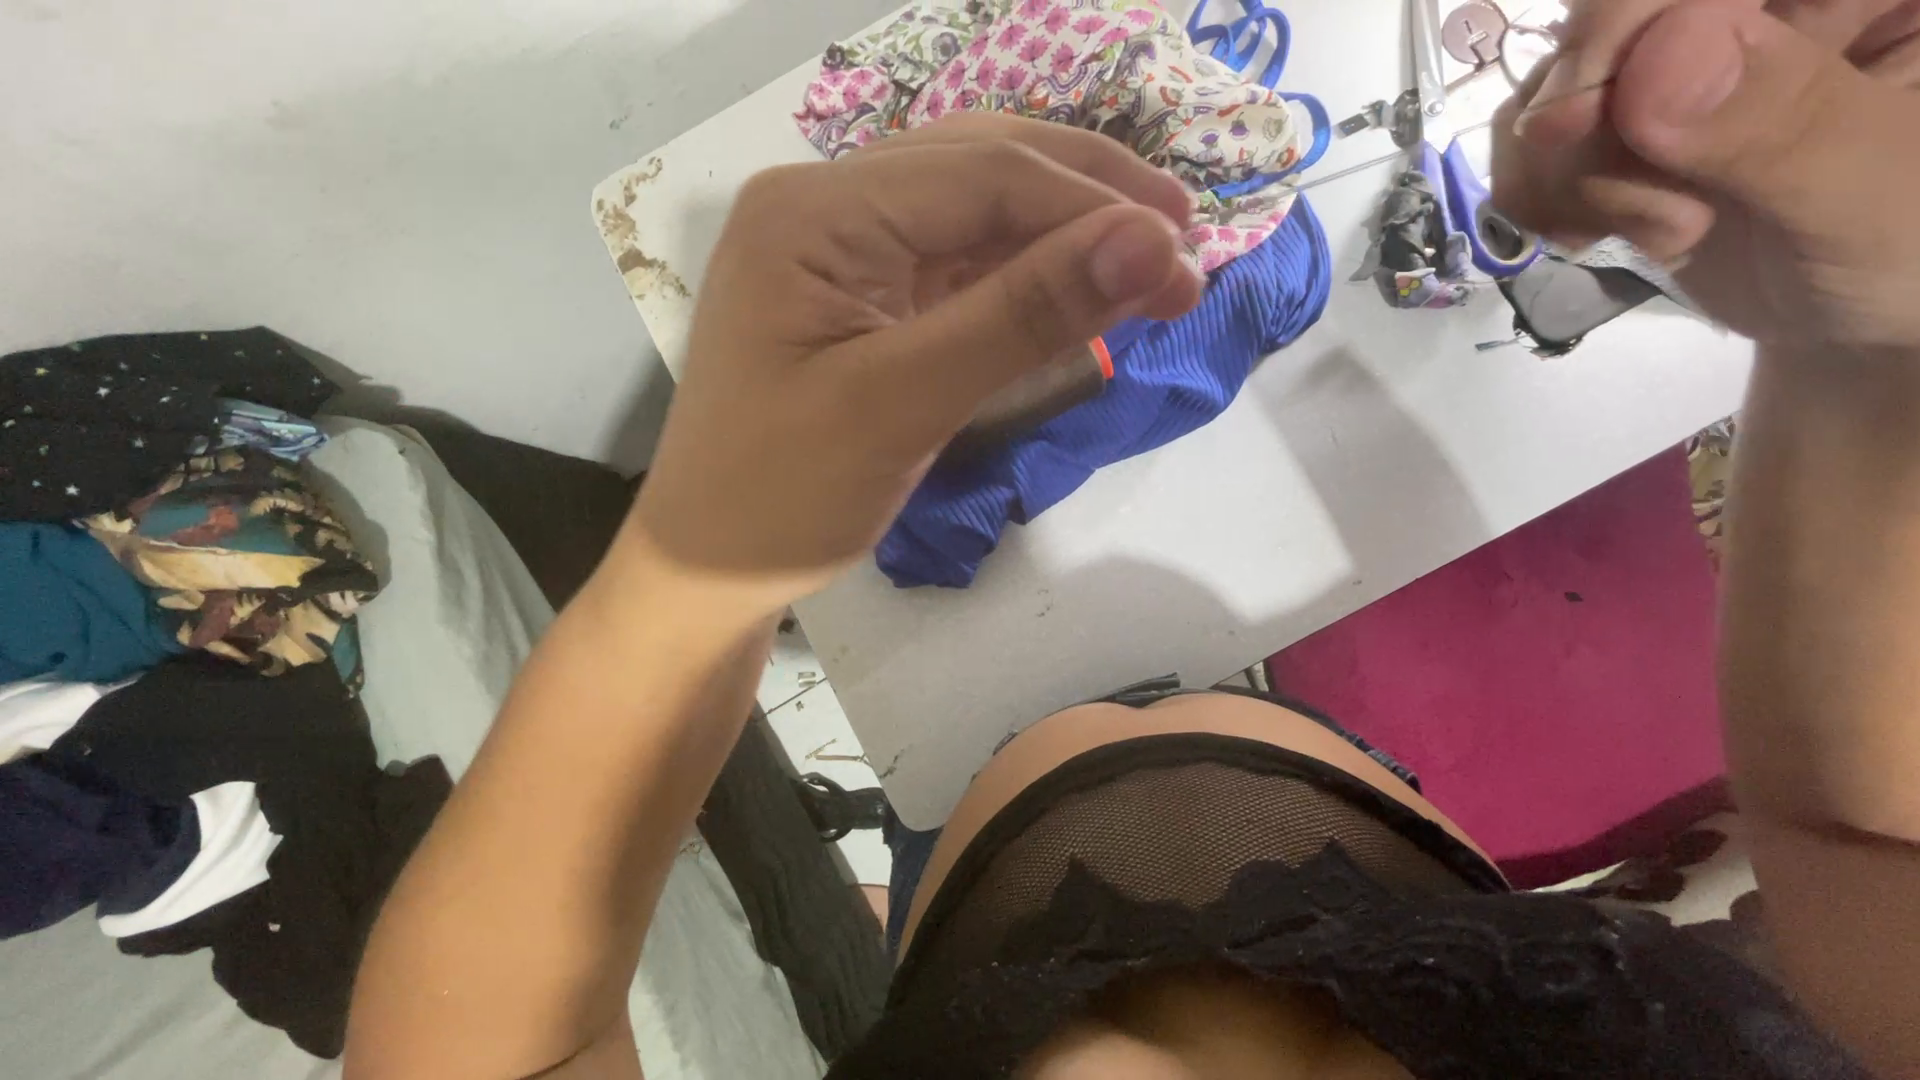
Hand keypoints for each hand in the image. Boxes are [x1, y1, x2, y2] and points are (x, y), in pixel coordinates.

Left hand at [627, 115, 1203, 611]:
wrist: (709, 568)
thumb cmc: (782, 497)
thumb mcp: (901, 405)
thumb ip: (1023, 317)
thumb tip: (1153, 242)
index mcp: (813, 212)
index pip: (983, 175)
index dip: (1094, 209)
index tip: (1187, 259)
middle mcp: (823, 208)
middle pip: (981, 168)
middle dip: (1087, 199)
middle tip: (1184, 240)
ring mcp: (839, 253)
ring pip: (973, 210)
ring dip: (1062, 229)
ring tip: (1147, 258)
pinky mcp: (860, 300)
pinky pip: (955, 264)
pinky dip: (1022, 273)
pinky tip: (1074, 285)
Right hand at [1493, 0, 1919, 348]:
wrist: (1863, 320)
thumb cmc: (1907, 261)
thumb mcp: (1876, 195)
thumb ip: (1782, 122)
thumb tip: (1656, 55)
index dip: (1627, 19)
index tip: (1584, 119)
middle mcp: (1758, 8)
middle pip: (1606, 24)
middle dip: (1596, 126)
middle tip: (1673, 214)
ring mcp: (1672, 67)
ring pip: (1547, 91)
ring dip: (1574, 182)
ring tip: (1673, 233)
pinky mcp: (1611, 127)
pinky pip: (1523, 144)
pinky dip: (1543, 202)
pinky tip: (1612, 234)